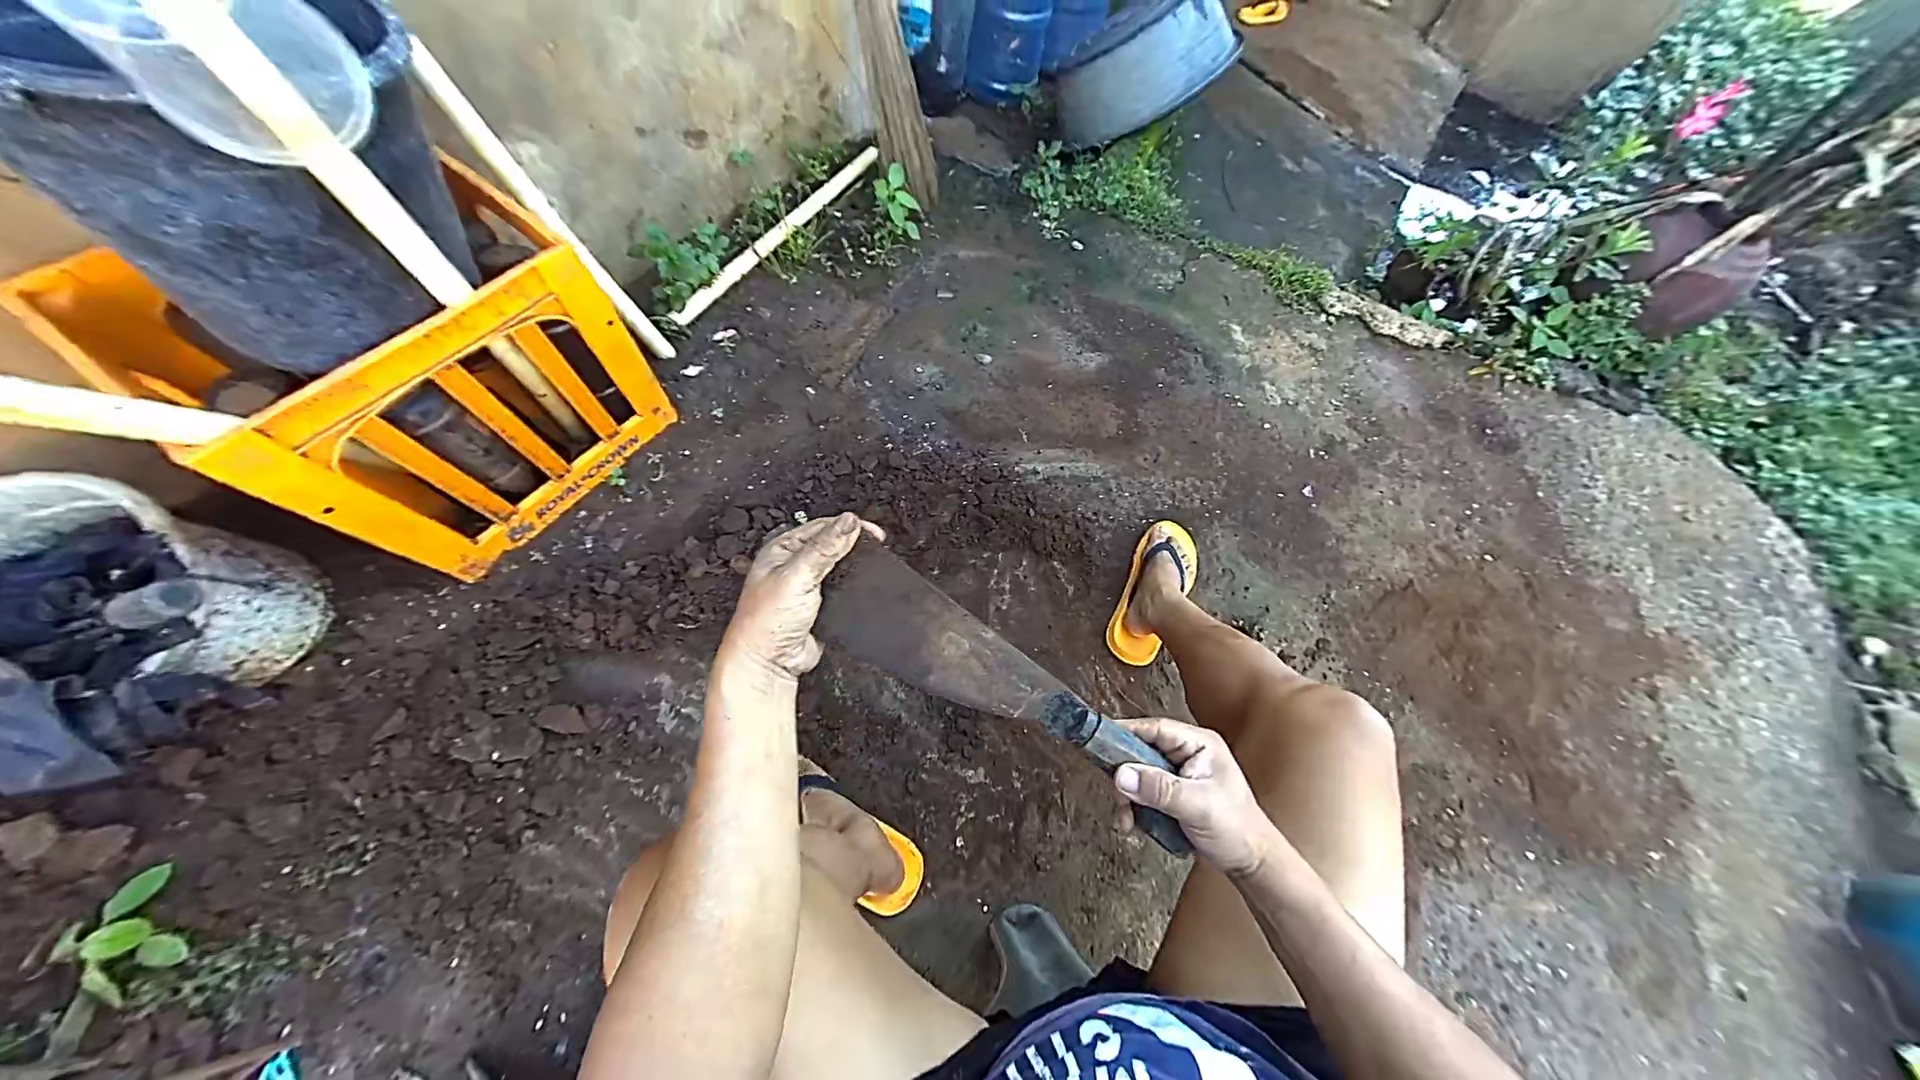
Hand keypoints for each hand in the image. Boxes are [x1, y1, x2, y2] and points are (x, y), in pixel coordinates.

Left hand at [718, 512, 883, 683]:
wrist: (769, 662)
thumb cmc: (766, 622)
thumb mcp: (797, 576)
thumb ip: (824, 548)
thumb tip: (848, 522)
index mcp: (782, 549)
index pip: (821, 527)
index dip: (847, 526)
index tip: (871, 531)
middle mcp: (794, 564)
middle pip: (832, 544)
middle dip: (854, 542)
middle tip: (876, 543)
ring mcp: (808, 585)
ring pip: (839, 566)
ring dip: (855, 564)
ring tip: (873, 560)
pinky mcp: (821, 605)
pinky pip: (843, 588)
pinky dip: (854, 585)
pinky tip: (862, 584)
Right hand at [1113, 717, 1278, 877]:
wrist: (1252, 863)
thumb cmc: (1238, 830)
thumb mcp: (1195, 805)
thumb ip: (1157, 788)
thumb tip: (1122, 774)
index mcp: (1200, 744)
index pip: (1155, 729)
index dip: (1126, 733)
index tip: (1101, 741)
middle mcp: (1188, 754)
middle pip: (1142, 751)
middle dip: (1126, 775)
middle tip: (1118, 793)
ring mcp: (1180, 773)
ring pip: (1139, 773)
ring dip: (1129, 796)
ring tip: (1130, 817)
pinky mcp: (1173, 792)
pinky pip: (1143, 791)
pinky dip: (1136, 806)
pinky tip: (1137, 822)